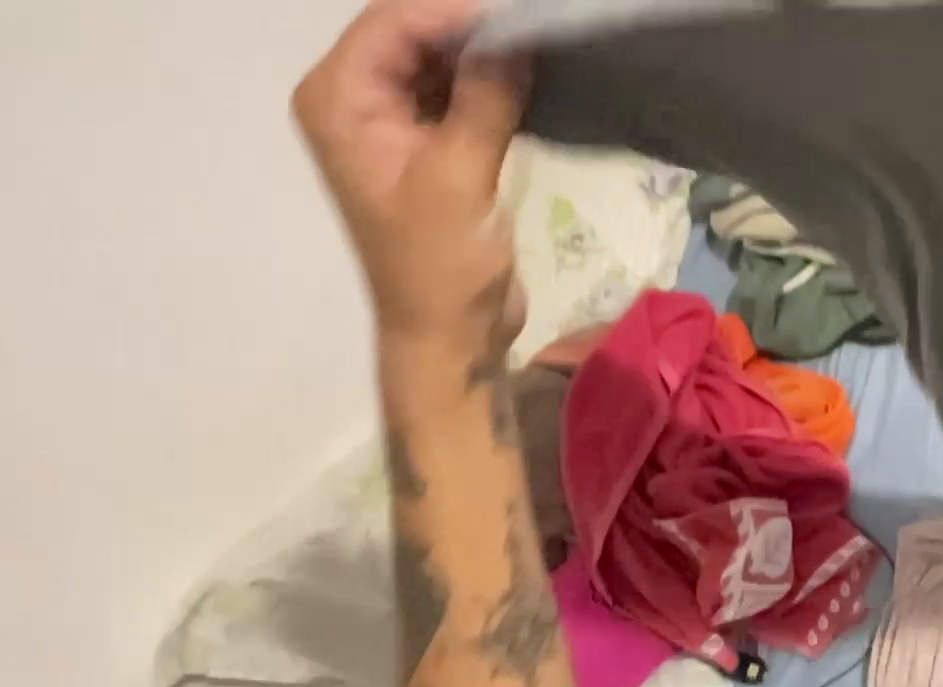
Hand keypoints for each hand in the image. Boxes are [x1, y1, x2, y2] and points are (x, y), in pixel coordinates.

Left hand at [294, 0, 526, 353]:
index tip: (523, 20)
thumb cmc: (442, 266)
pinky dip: (491, 94)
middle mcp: (358, 104)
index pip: (392, 25)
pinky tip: (530, 91)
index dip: (456, 13)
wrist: (451, 337)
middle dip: (473, 32)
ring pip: (440, 70)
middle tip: (539, 35)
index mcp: (340, 101)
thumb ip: (483, 103)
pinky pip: (459, 105)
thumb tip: (514, 40)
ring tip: (542, 56)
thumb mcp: (460, 179)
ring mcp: (396, 131)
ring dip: (486, 62)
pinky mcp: (434, 157)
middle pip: (413, 39)